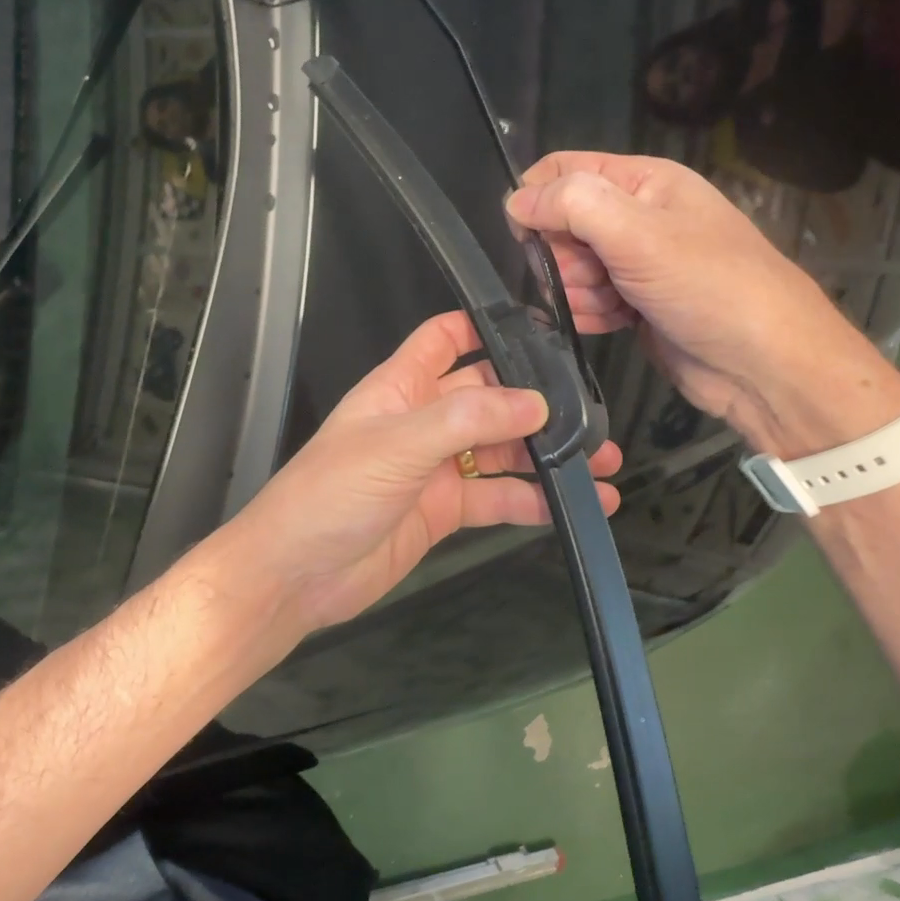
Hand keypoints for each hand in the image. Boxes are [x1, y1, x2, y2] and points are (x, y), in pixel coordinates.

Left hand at [222, 312, 621, 634]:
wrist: (297, 573)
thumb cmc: (330, 494)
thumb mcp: (396, 445)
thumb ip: (464, 419)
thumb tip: (534, 401)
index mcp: (398, 389)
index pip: (443, 339)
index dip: (485, 327)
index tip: (543, 329)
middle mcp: (419, 422)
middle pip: (485, 397)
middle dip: (535, 401)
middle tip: (594, 413)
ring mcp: (432, 468)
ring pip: (498, 450)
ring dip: (545, 454)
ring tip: (602, 461)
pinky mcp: (442, 511)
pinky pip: (495, 497)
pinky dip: (533, 499)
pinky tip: (575, 505)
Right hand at [506, 152, 898, 452]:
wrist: (761, 364)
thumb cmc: (708, 286)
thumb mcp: (638, 233)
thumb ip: (571, 206)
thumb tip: (513, 199)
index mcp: (643, 182)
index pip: (562, 170)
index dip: (537, 199)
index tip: (530, 237)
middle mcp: (635, 216)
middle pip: (558, 225)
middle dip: (562, 257)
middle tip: (595, 275)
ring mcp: (632, 263)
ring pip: (566, 269)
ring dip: (577, 292)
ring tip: (615, 303)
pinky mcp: (630, 302)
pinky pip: (582, 302)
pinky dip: (590, 315)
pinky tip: (616, 323)